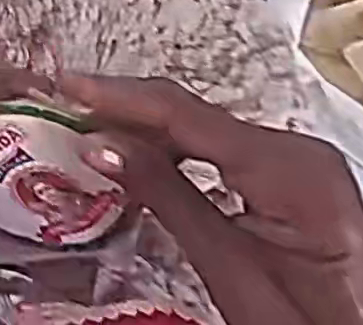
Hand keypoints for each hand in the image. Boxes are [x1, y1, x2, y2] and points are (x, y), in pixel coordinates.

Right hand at [62, 75, 362, 324]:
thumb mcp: (232, 276)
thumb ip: (165, 197)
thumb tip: (96, 143)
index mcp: (292, 169)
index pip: (184, 114)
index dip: (118, 96)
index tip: (66, 87)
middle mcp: (296, 145)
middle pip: (190, 112)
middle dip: (125, 109)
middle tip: (67, 109)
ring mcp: (295, 154)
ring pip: (198, 123)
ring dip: (143, 126)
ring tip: (90, 128)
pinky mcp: (288, 168)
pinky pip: (214, 143)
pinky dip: (171, 145)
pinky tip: (137, 152)